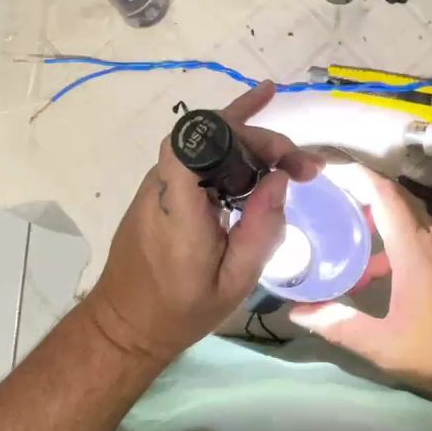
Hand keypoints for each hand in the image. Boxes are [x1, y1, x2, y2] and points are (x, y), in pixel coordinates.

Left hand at [83, 82, 322, 363]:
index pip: (201, 141)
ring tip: (295, 159)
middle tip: (305, 168)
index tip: (285, 159)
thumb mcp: (233, 282)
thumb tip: (279, 177)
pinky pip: (199, 156)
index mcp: (179, 206)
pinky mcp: (163, 188)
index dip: (246, 135)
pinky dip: (231, 140)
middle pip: (212, 135)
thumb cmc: (180, 310)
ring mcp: (159, 182)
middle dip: (263, 141)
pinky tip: (258, 107)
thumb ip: (260, 230)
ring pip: (206, 141)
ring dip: (251, 141)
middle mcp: (163, 182)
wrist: (125, 323)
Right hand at [289, 167, 431, 402]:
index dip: (353, 173)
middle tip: (322, 197)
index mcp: (414, 246)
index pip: (382, 191)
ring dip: (375, 217)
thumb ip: (339, 326)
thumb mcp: (385, 345)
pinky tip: (373, 269)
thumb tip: (297, 313)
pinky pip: (417, 234)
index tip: (323, 168)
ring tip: (340, 232)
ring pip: (406, 217)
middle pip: (393, 197)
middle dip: (357, 191)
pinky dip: (391, 237)